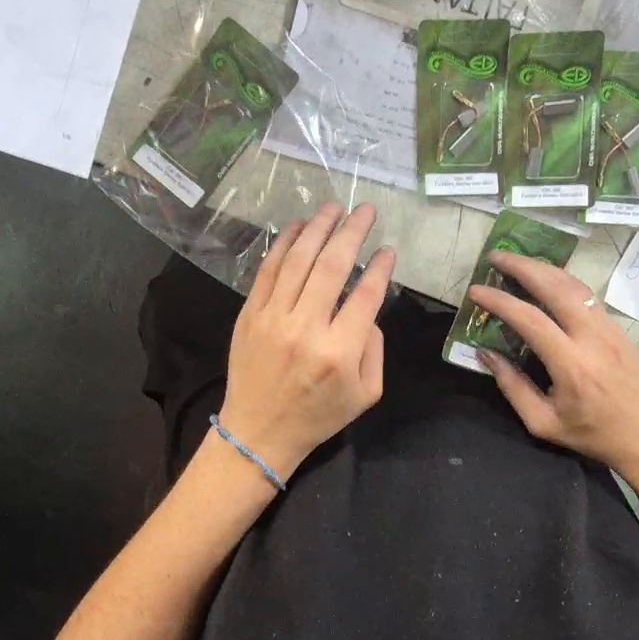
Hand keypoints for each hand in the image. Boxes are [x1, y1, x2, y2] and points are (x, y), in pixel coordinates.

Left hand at [218, 203, 396, 477]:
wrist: (259, 432)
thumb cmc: (317, 416)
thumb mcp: (365, 395)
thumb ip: (374, 349)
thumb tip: (367, 309)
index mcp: (339, 352)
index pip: (365, 296)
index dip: (380, 268)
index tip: (388, 250)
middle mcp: (305, 329)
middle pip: (332, 267)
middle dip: (352, 232)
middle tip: (366, 210)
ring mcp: (273, 319)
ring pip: (298, 261)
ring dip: (318, 229)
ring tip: (334, 208)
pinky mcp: (250, 315)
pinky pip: (268, 271)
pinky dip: (284, 245)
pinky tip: (299, 227)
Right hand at [469, 252, 638, 476]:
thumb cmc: (594, 436)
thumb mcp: (544, 423)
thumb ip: (512, 387)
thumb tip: (486, 354)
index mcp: (571, 365)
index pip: (530, 320)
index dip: (500, 301)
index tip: (476, 291)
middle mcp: (592, 339)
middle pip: (555, 287)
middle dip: (523, 266)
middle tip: (495, 256)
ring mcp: (610, 330)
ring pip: (575, 285)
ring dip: (544, 268)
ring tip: (518, 262)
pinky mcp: (619, 330)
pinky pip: (588, 296)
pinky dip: (563, 281)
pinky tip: (547, 280)